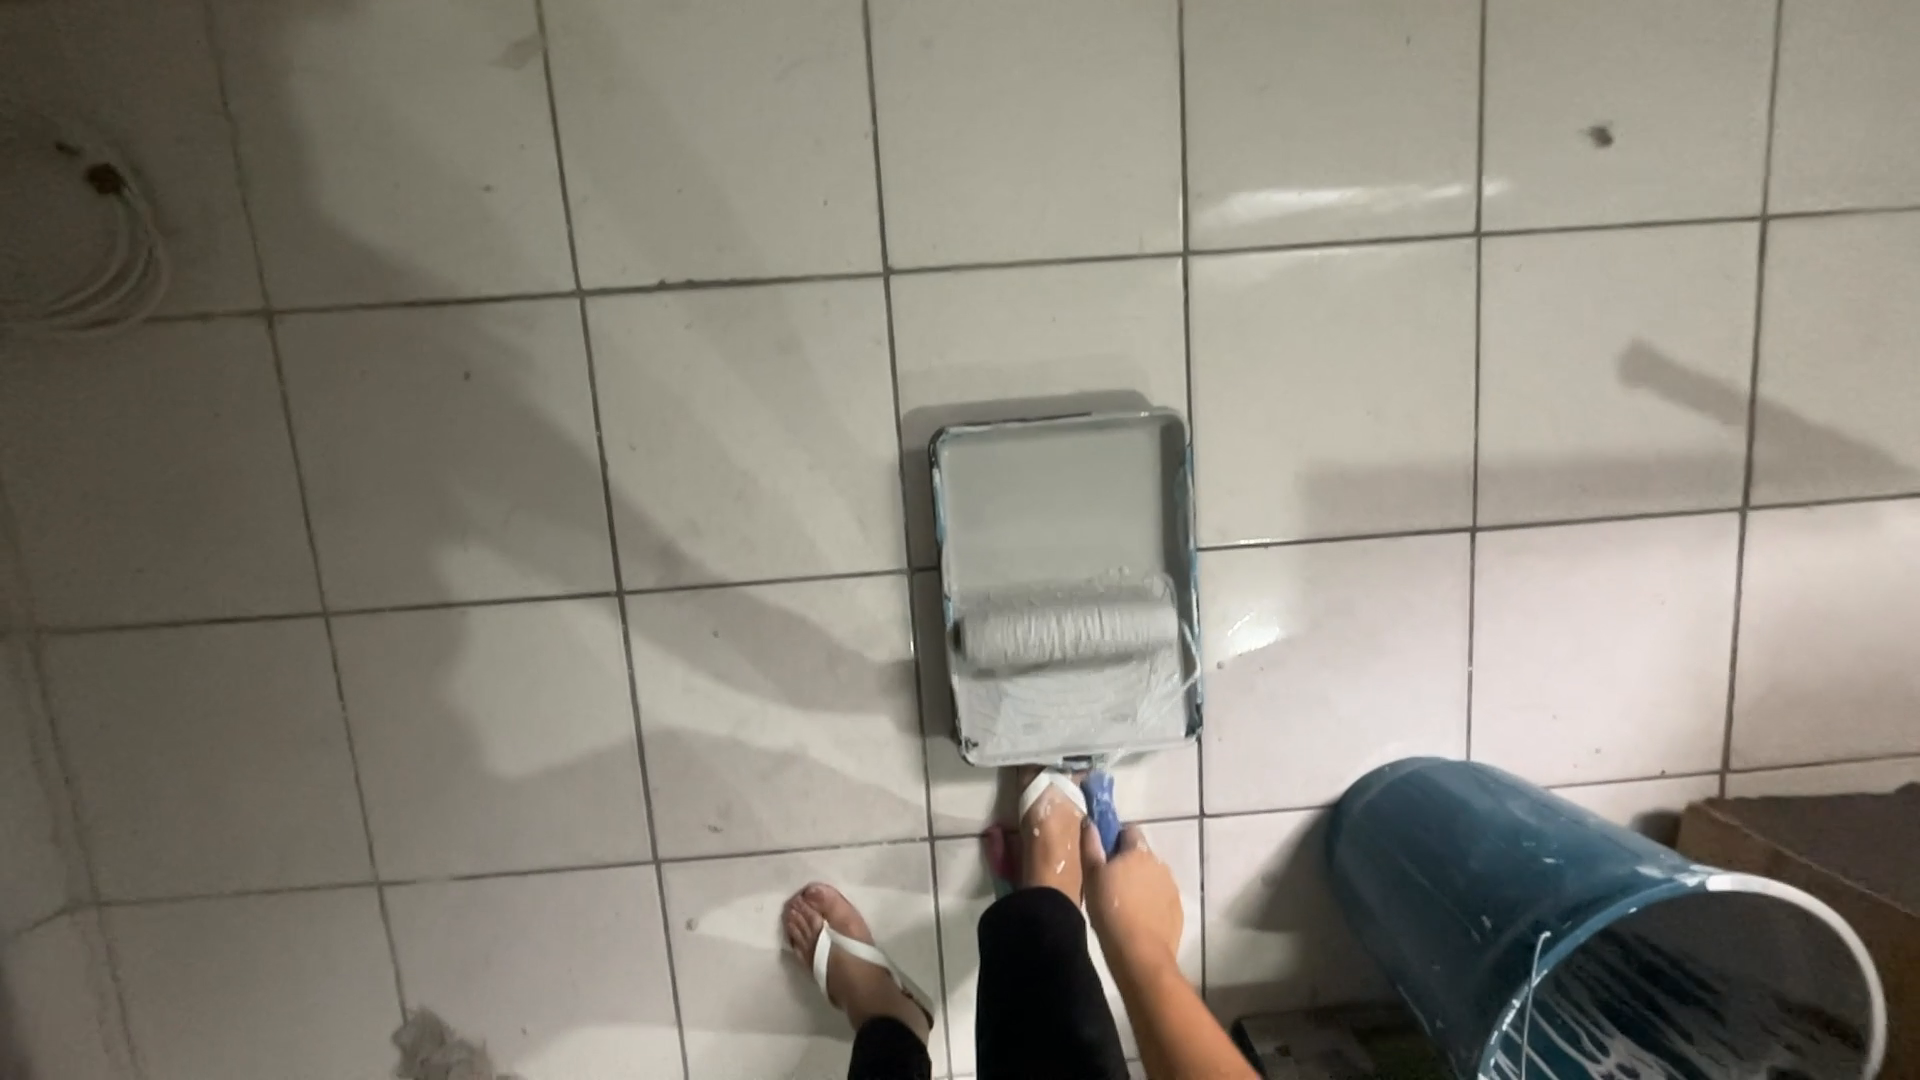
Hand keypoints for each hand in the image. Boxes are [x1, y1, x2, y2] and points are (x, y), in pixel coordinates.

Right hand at [1081, 821, 1181, 965]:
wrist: (1139, 954)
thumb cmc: (1110, 910)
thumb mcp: (1091, 875)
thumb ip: (1091, 845)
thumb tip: (1089, 821)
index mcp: (1138, 851)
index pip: (1129, 830)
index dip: (1115, 839)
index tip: (1104, 855)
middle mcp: (1159, 863)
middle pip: (1141, 854)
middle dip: (1128, 862)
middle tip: (1109, 882)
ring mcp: (1172, 887)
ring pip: (1152, 876)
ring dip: (1140, 882)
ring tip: (1123, 903)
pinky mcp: (1177, 910)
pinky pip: (1161, 897)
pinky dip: (1151, 902)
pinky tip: (1138, 918)